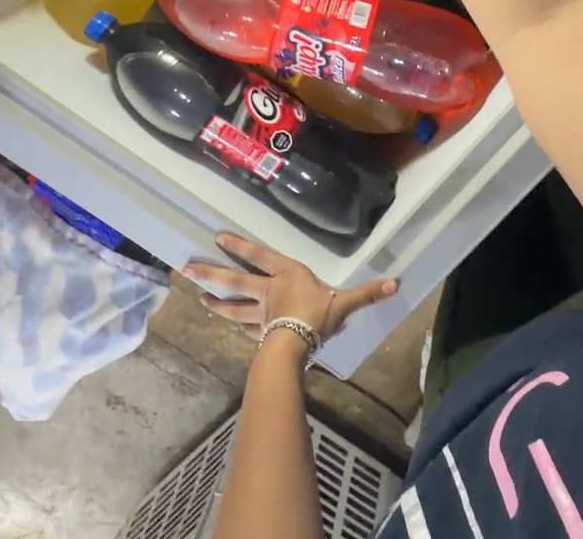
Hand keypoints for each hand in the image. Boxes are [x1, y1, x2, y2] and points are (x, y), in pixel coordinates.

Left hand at [182, 232, 398, 341]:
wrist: (297, 346)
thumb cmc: (316, 316)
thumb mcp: (344, 303)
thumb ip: (367, 293)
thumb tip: (395, 283)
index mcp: (287, 275)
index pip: (259, 255)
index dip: (239, 245)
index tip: (217, 236)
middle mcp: (268, 291)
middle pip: (235, 281)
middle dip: (211, 274)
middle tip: (187, 268)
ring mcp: (261, 315)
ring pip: (233, 307)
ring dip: (216, 303)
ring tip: (199, 299)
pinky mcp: (260, 334)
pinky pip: (244, 328)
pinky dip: (235, 326)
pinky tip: (227, 327)